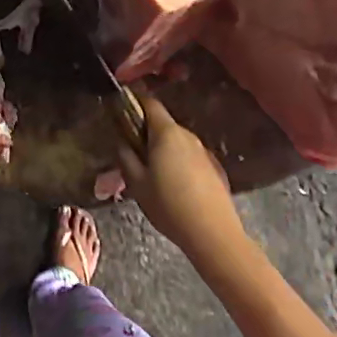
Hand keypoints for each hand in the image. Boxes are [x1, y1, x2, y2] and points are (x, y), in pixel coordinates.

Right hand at [117, 92, 244, 256]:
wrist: (213, 232)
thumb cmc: (169, 205)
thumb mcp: (137, 184)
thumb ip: (126, 158)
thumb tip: (122, 142)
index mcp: (167, 133)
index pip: (150, 104)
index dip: (135, 104)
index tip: (123, 114)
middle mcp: (187, 135)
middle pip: (164, 125)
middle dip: (148, 134)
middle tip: (134, 155)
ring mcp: (203, 150)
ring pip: (177, 142)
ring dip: (164, 151)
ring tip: (154, 177)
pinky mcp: (214, 167)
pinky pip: (190, 157)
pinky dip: (180, 163)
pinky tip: (176, 189)